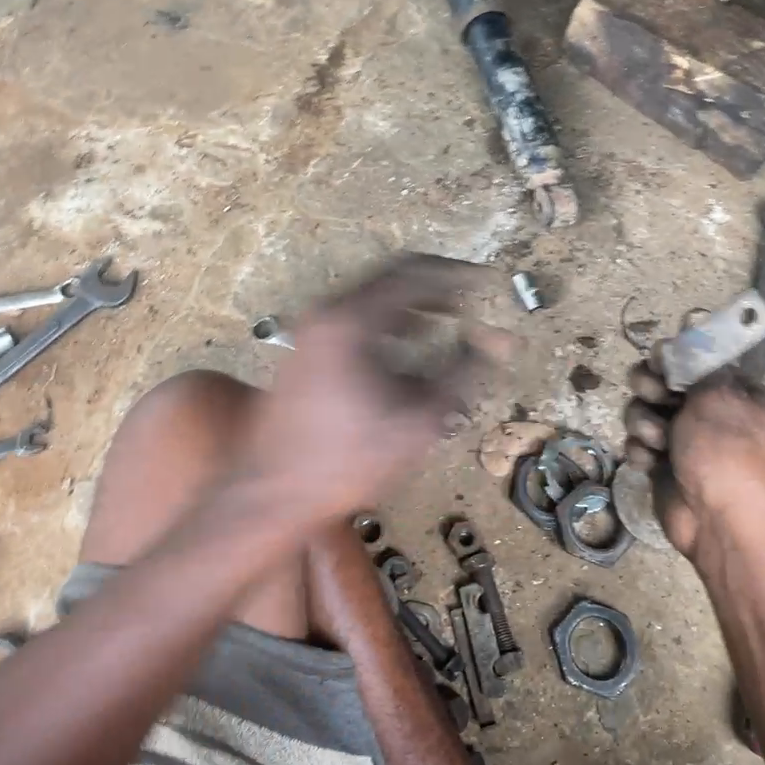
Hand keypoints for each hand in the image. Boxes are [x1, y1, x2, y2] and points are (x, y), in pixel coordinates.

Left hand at [237, 254, 493, 523]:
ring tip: (446, 323)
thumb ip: (461, 376)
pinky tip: (407, 351)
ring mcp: (311, 332)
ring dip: (411, 308)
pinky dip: (387, 325)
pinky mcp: (305, 352)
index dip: (455, 274)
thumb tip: (495, 345)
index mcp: (351, 320)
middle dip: (434, 289)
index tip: (483, 281)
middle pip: (390, 279)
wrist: (270, 493)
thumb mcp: (417, 422)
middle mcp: (326, 314)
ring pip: (371, 300)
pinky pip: (355, 320)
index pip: (413, 271)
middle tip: (468, 301)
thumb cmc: (343, 461)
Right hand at [624, 366, 764, 553]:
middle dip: (651, 389)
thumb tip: (684, 346)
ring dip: (644, 423)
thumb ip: (697, 366)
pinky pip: (639, 444)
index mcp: (736, 394)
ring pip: (644, 412)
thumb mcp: (718, 397)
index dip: (674, 358)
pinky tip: (651, 463)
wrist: (721, 524)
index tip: (660, 361)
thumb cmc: (727, 454)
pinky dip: (641, 452)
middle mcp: (710, 414)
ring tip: (657, 442)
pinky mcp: (664, 465)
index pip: (698, 360)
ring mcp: (685, 441)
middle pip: (662, 383)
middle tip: (655, 396)